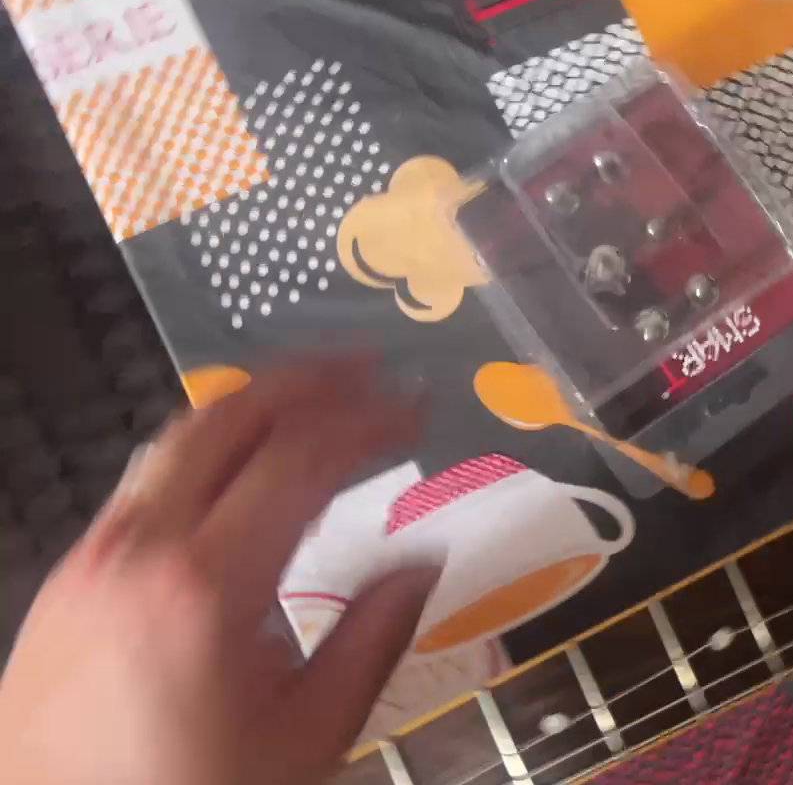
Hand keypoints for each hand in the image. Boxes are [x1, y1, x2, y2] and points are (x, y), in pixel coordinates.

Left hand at [0, 356, 437, 784]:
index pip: (303, 455)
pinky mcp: (67, 589)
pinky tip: (255, 470)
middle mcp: (135, 554)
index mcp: (205, 582)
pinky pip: (151, 484)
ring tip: (321, 396)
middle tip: (372, 367)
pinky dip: (217, 449)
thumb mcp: (313, 728)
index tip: (422, 405)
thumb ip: (377, 630)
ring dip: (257, 405)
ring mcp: (87, 567)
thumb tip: (423, 561)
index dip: (372, 416)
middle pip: (224, 421)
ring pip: (175, 444)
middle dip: (306, 380)